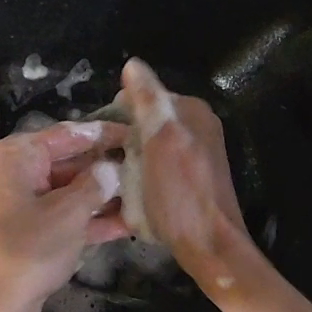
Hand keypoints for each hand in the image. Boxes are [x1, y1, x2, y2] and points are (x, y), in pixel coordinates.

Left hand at [0, 121, 130, 311]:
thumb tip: (113, 167)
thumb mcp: (68, 212)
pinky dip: (94, 219)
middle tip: (148, 165)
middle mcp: (17, 173)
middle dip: (107, 166)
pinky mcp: (33, 233)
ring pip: (71, 191)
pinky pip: (67, 216)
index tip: (137, 133)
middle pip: (70, 161)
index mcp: (17, 156)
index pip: (67, 135)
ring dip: (105, 195)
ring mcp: (24, 204)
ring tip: (147, 192)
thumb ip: (95, 184)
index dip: (104, 134)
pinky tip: (131, 222)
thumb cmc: (29, 248)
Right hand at [120, 58, 252, 280]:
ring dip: (128, 157)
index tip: (102, 137)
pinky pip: (154, 164)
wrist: (209, 248)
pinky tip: (131, 191)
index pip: (143, 95)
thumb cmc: (181, 194)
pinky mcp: (189, 177)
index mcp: (192, 111)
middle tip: (106, 161)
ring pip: (146, 144)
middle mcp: (197, 126)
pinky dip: (140, 173)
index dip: (118, 113)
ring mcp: (194, 153)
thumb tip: (132, 63)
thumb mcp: (160, 140)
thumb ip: (148, 100)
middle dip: (123, 136)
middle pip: (144, 120)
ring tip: (115, 177)